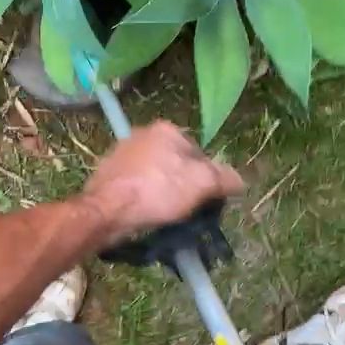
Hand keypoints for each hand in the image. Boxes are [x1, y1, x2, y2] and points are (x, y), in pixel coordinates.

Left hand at [78, 121, 244, 243]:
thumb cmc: (158, 191)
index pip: (199, 153)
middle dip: (182, 184)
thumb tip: (238, 180)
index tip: (204, 200)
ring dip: (161, 192)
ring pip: (154, 174)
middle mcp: (142, 133)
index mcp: (167, 130)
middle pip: (175, 163)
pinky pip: (135, 184)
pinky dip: (142, 197)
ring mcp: (121, 152)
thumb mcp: (202, 184)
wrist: (107, 210)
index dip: (206, 178)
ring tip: (164, 214)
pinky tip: (144, 213)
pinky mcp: (107, 172)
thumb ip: (225, 178)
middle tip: (185, 209)